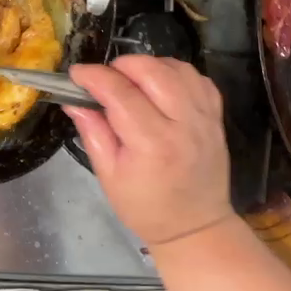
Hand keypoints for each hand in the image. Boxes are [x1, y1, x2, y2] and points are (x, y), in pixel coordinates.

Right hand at [68, 55, 232, 248]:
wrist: (193, 226)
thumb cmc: (145, 207)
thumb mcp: (108, 176)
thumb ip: (93, 133)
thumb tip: (74, 102)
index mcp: (152, 144)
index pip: (120, 94)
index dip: (94, 77)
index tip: (75, 73)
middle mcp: (183, 124)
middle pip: (152, 71)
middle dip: (121, 65)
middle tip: (103, 78)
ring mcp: (204, 118)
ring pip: (178, 69)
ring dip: (148, 66)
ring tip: (129, 79)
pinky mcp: (216, 117)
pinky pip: (198, 79)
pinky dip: (175, 73)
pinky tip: (158, 85)